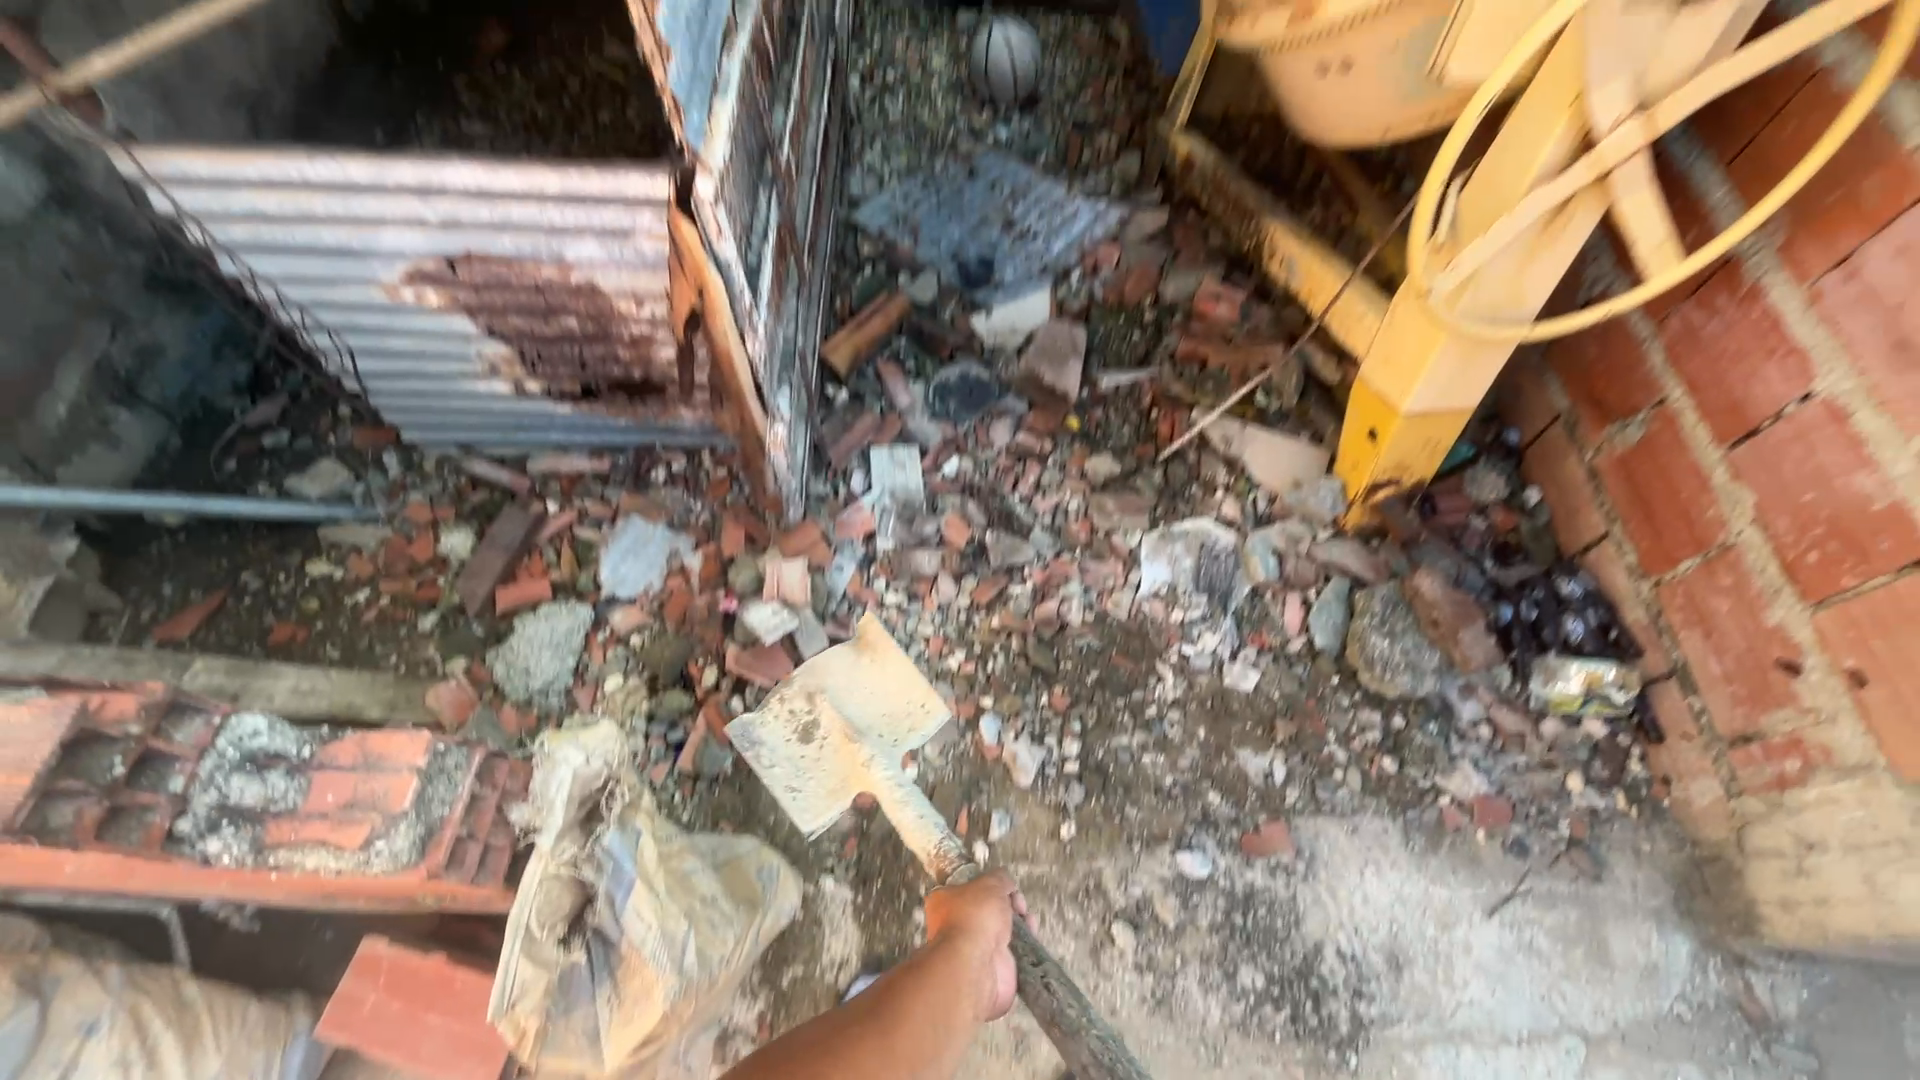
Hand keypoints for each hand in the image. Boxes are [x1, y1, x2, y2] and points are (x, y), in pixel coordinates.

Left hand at [924, 868, 1027, 1021]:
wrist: (976, 965)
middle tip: (1017, 904)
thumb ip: (1000, 879)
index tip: (1004, 887)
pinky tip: (1031, 933)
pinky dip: (1025, 943)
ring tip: (1027, 918)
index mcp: (946, 902)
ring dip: (1019, 923)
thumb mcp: (990, 884)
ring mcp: (975, 950)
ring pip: (1003, 931)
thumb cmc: (974, 917)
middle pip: (989, 911)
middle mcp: (958, 927)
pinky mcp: (994, 969)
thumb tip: (1006, 882)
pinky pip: (1014, 952)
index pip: (970, 890)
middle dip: (1008, 905)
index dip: (990, 886)